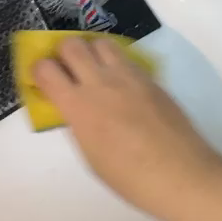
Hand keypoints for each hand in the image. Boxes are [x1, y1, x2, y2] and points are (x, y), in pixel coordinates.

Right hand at [31, 36, 221, 220]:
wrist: (183, 176)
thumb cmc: (131, 178)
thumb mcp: (91, 156)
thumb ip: (77, 124)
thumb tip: (72, 108)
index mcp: (79, 106)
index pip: (45, 69)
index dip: (38, 70)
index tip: (42, 80)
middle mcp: (100, 83)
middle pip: (71, 44)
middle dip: (62, 53)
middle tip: (67, 70)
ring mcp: (128, 76)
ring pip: (100, 42)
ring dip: (92, 51)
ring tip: (96, 70)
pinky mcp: (150, 78)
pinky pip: (125, 58)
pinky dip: (116, 64)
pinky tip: (122, 85)